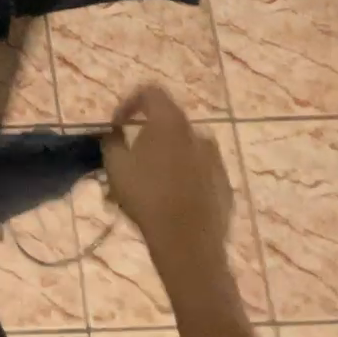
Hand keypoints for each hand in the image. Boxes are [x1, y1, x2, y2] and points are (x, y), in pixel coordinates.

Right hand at [102, 86, 233, 258]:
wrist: (188, 244)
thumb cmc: (146, 196)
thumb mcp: (114, 164)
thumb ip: (112, 140)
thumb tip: (116, 133)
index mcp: (169, 122)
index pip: (150, 92)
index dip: (129, 102)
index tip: (117, 125)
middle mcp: (196, 133)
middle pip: (169, 121)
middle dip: (148, 132)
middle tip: (131, 153)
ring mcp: (215, 160)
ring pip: (186, 147)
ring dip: (167, 154)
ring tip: (150, 179)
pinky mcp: (225, 186)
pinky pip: (201, 171)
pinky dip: (185, 175)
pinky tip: (172, 197)